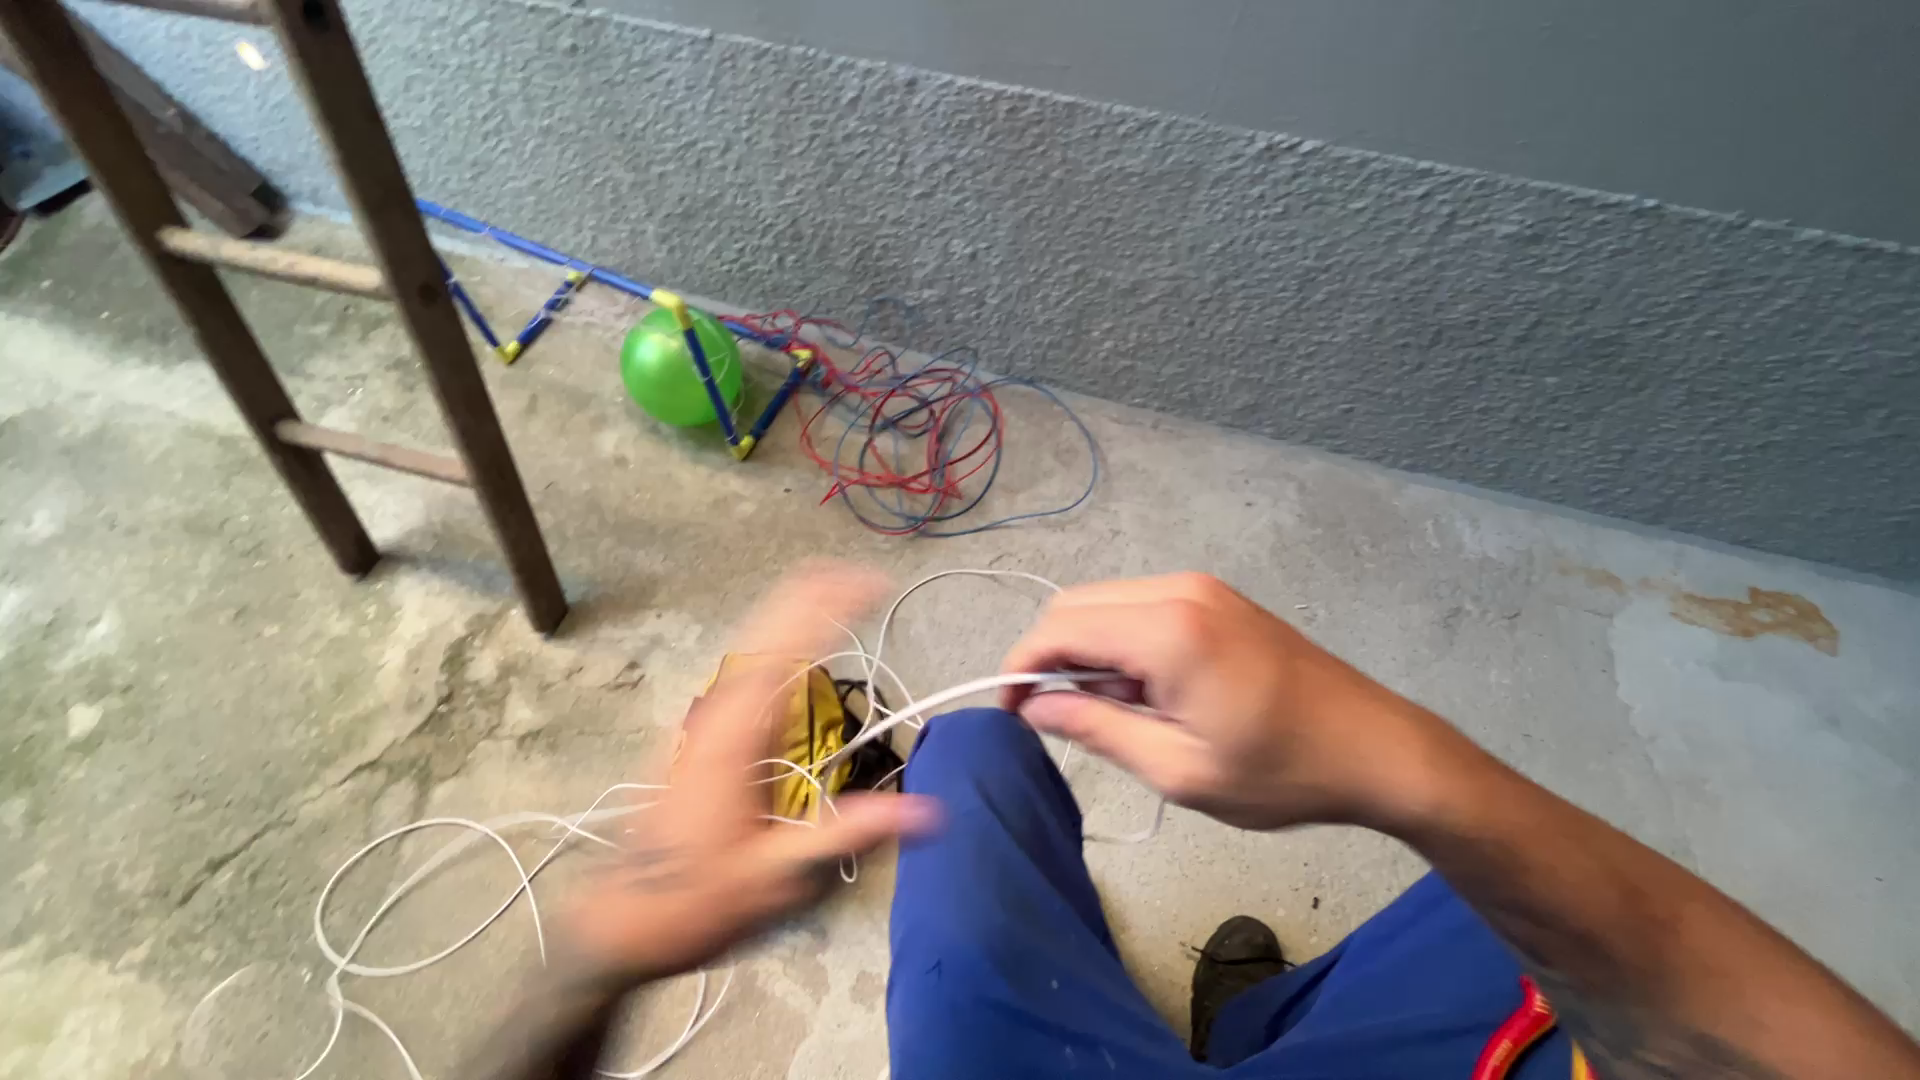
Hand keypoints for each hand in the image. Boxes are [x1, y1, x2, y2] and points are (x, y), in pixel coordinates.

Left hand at [557, 563, 939, 986]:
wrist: (617, 918)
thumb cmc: (698, 897)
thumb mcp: (780, 874)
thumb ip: (852, 832)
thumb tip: (929, 810)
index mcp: (740, 732)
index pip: (794, 644)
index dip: (837, 605)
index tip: (877, 584)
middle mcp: (718, 708)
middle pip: (768, 624)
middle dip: (818, 591)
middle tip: (868, 577)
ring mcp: (702, 715)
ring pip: (751, 637)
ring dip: (796, 607)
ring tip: (840, 591)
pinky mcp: (697, 728)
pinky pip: (742, 662)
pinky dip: (775, 634)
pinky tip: (793, 640)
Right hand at [999, 573, 1469, 831]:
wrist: (1378, 749)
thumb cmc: (1280, 772)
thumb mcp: (1178, 769)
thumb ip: (1096, 728)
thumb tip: (1035, 707)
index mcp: (1166, 629)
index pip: (1058, 629)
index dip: (1020, 667)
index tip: (1010, 712)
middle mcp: (1176, 589)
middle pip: (1075, 606)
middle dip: (1049, 657)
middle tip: (1061, 717)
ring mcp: (1199, 586)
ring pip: (1103, 602)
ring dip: (1085, 649)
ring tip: (1111, 709)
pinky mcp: (1213, 596)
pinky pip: (1137, 606)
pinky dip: (1118, 640)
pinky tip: (1144, 686)